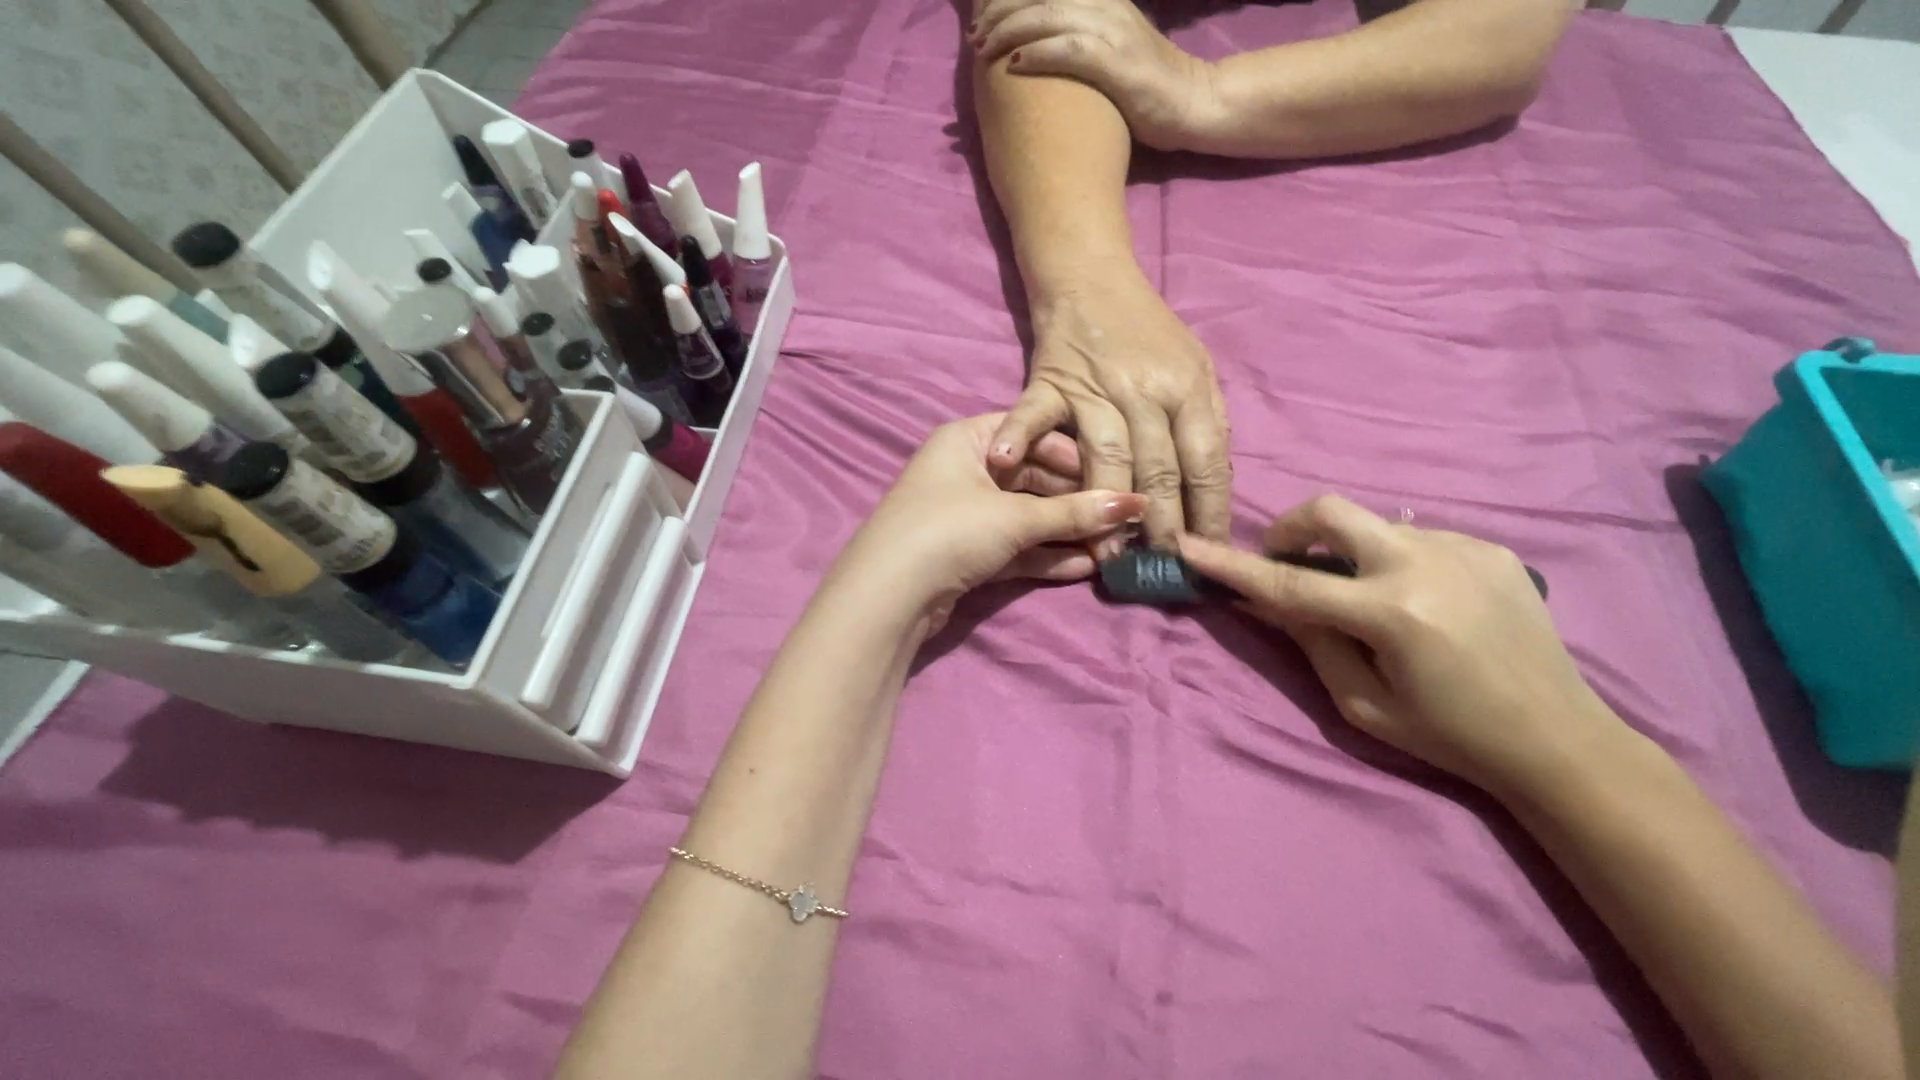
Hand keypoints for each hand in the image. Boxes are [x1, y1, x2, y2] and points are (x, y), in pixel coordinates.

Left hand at [837, 413, 1146, 630]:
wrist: (889, 596)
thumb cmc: (950, 530)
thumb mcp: (1015, 516)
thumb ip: (1074, 512)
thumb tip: (1133, 505)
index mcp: (968, 440)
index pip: (1031, 433)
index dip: (1075, 452)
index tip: (1116, 471)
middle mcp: (965, 470)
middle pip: (1033, 478)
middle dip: (1076, 502)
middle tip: (1122, 519)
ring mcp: (965, 514)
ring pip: (1026, 517)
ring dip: (1066, 533)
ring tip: (1112, 547)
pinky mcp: (967, 553)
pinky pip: (1015, 547)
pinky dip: (1045, 556)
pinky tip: (1084, 567)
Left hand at [971, 0, 1221, 151]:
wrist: (1191, 104)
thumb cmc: (1145, 85)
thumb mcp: (1110, 46)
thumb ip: (1077, 35)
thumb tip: (1035, 42)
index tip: (981, 13)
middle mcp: (1104, 4)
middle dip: (999, 11)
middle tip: (975, 35)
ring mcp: (1110, 31)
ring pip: (1045, 17)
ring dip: (1007, 31)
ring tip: (982, 49)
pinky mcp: (1114, 62)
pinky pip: (1065, 49)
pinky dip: (1034, 55)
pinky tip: (1012, 66)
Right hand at [987, 271, 1230, 548]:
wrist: (1091, 276)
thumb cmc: (1148, 330)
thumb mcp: (1196, 366)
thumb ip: (1208, 420)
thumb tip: (1214, 484)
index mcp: (1188, 388)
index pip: (1206, 463)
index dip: (1207, 515)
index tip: (1205, 556)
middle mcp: (1145, 389)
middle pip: (1158, 468)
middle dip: (1160, 527)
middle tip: (1159, 573)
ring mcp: (1094, 385)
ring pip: (1105, 454)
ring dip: (1103, 507)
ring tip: (1107, 558)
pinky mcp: (1049, 378)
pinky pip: (1034, 412)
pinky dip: (1017, 435)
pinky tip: (1004, 463)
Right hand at [1179, 496, 1629, 799]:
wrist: (1558, 738)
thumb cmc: (1448, 736)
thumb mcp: (1362, 704)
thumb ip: (1311, 641)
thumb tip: (1265, 599)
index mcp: (1392, 614)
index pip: (1289, 582)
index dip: (1232, 565)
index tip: (1190, 546)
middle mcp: (1425, 564)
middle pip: (1331, 512)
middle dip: (1291, 529)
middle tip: (1289, 564)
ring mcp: (1463, 548)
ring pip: (1375, 527)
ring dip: (1351, 554)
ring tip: (1371, 602)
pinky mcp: (1491, 547)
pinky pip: (1417, 539)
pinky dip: (1396, 562)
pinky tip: (1422, 603)